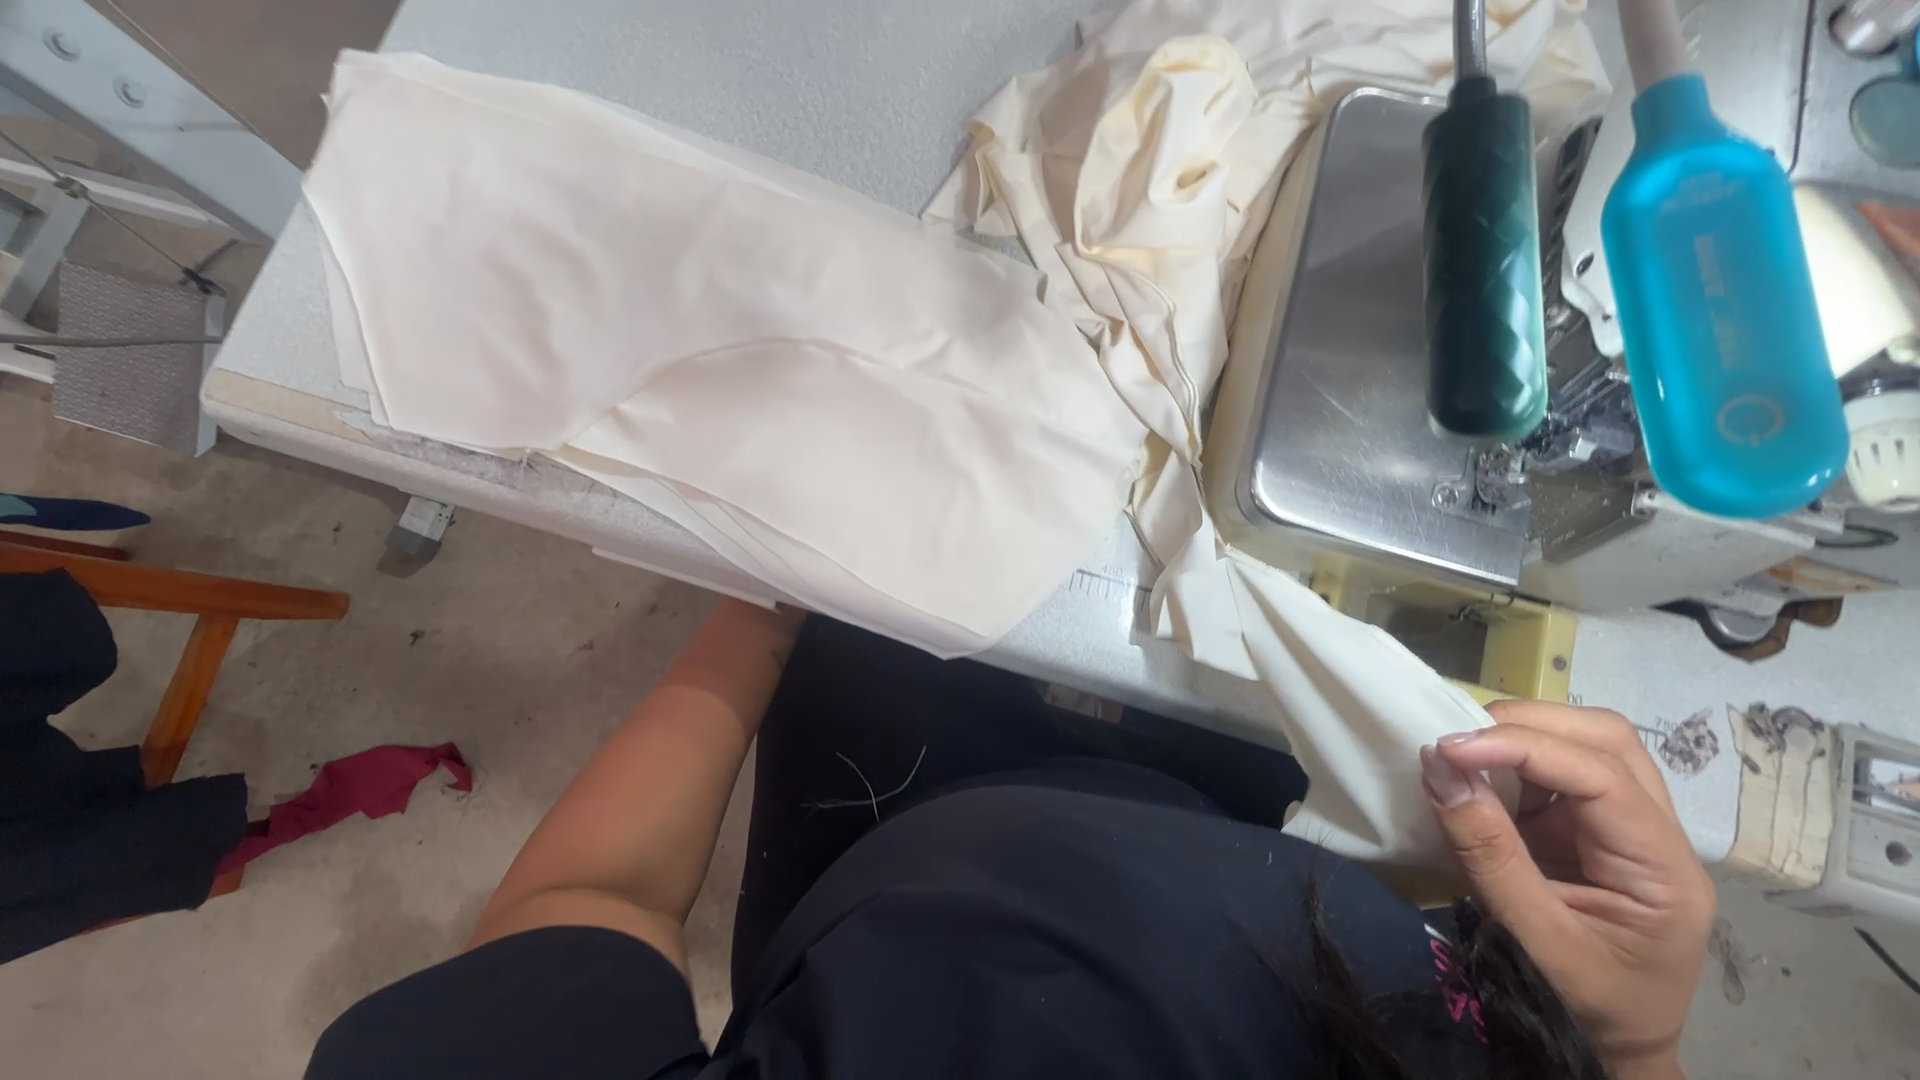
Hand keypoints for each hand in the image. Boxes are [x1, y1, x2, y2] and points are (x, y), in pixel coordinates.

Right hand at [1421, 700, 1714, 1075]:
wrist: (1612, 1048)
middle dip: (1528, 725)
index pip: (1602, 778)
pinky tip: (1476, 773)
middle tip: (1455, 741)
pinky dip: (1511, 758)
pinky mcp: (1590, 828)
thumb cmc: (1582, 1006)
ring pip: (1589, 743)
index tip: (1446, 747)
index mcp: (1664, 872)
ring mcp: (1626, 828)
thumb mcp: (1530, 938)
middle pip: (1609, 741)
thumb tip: (1438, 766)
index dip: (1523, 747)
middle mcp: (1658, 836)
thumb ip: (1487, 851)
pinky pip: (1558, 769)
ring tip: (1462, 752)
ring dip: (1522, 733)